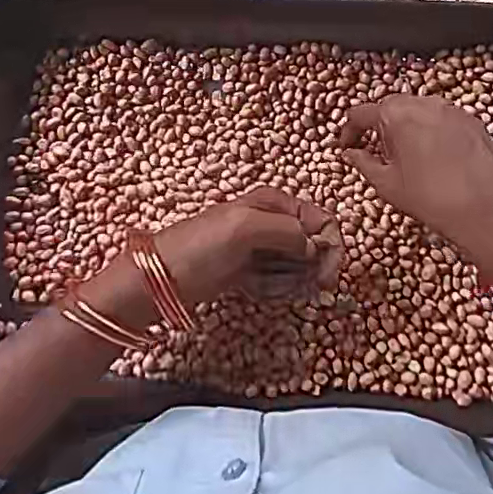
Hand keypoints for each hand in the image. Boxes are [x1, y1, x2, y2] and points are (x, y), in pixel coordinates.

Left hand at [157, 187, 341, 302]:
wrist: (161, 279)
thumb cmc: (200, 247)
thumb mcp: (246, 228)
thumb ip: (287, 231)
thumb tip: (314, 246)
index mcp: (273, 203)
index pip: (323, 221)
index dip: (331, 248)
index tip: (326, 277)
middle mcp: (271, 221)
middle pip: (314, 245)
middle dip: (311, 269)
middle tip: (300, 288)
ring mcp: (260, 247)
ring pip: (298, 267)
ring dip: (289, 282)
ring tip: (262, 284)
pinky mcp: (250, 271)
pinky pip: (277, 282)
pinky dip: (271, 290)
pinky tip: (251, 289)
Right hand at [338, 95, 492, 282]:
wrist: (486, 211)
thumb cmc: (432, 199)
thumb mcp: (386, 184)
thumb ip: (363, 162)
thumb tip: (352, 154)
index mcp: (396, 115)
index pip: (361, 113)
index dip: (349, 130)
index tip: (348, 145)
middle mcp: (424, 104)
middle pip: (390, 107)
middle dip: (379, 127)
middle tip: (375, 152)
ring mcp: (451, 110)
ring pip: (418, 110)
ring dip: (405, 127)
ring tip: (405, 157)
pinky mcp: (472, 121)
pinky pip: (442, 119)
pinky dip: (430, 131)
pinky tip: (431, 158)